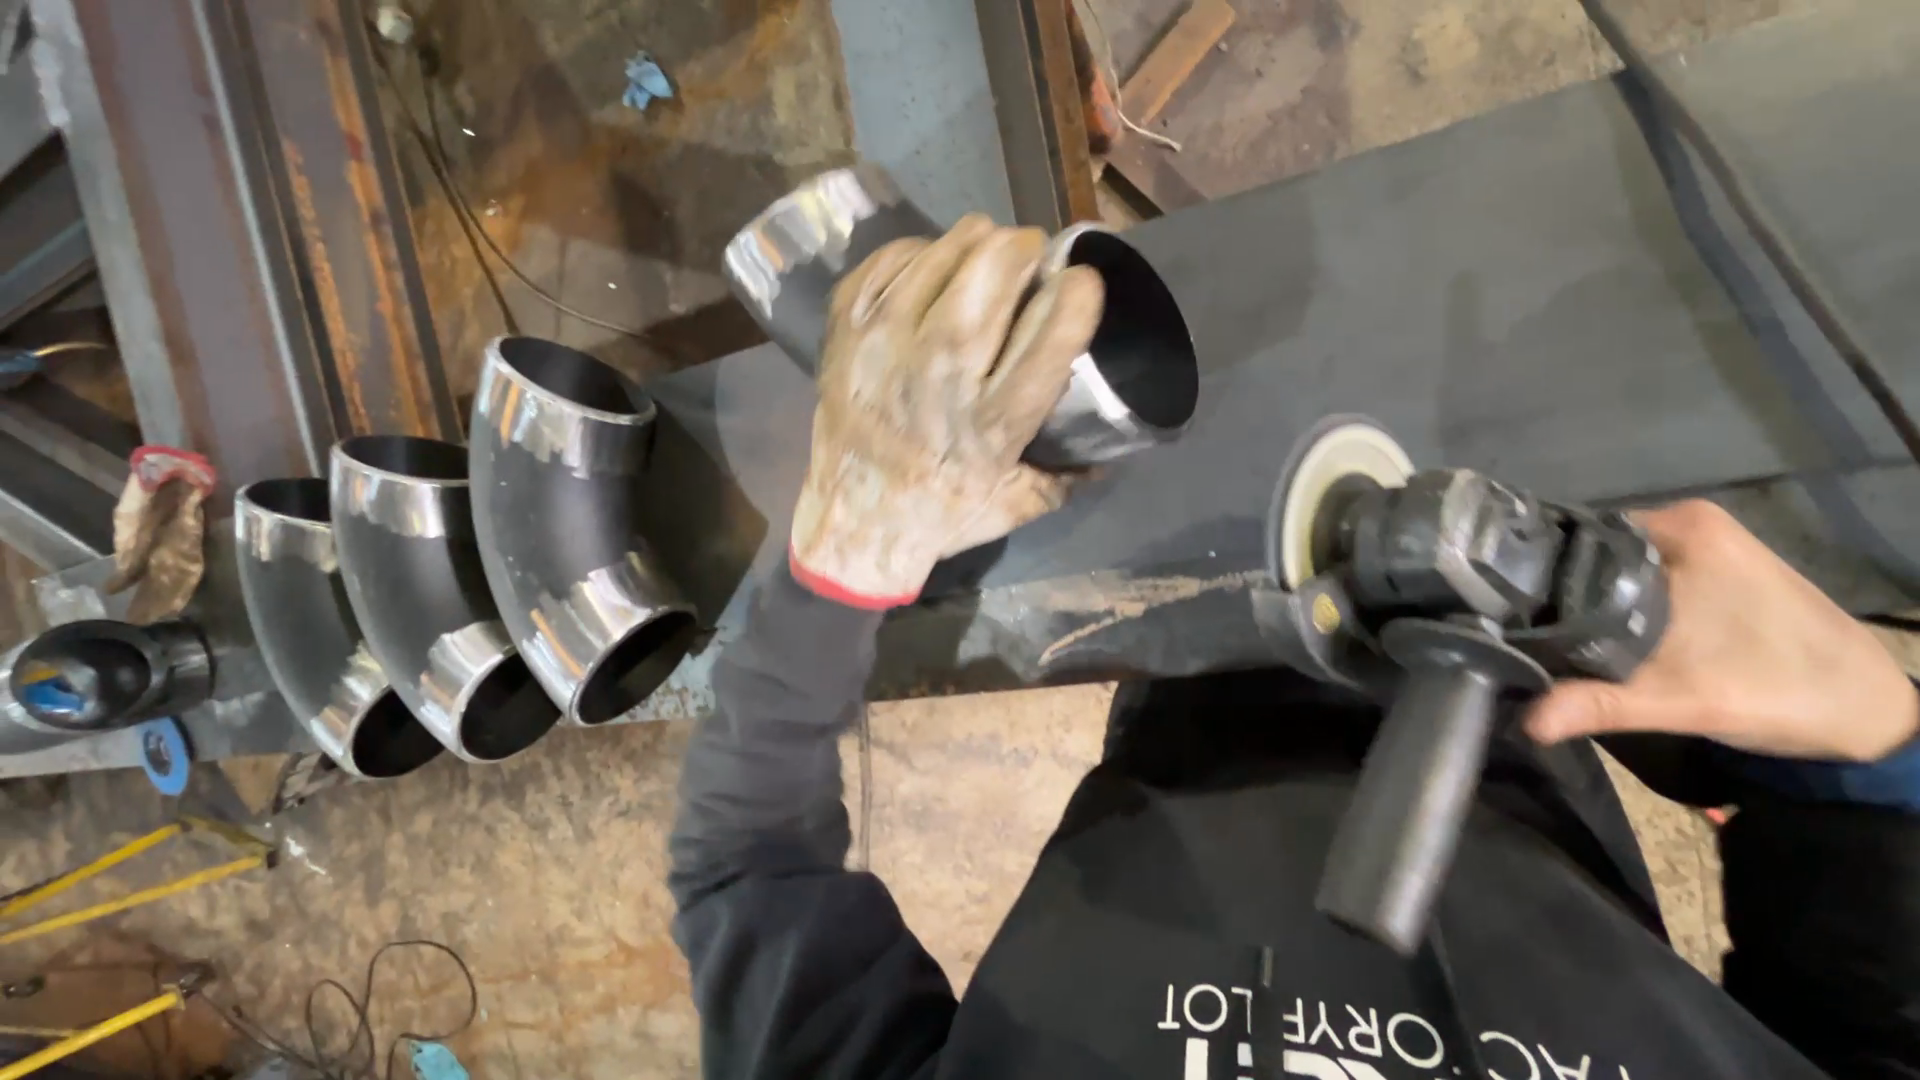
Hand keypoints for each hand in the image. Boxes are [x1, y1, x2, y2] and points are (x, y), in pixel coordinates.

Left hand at [789, 215, 1103, 608]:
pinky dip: (923, 255)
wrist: (852, 520)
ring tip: (982, 264)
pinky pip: (897, 256)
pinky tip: (932, 275)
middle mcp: (941, 371)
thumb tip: (1109, 450)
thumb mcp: (1017, 503)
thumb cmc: (940, 514)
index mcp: (994, 419)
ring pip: (948, 249)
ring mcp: (887, 342)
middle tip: (1026, 264)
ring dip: (977, 245)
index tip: (1078, 283)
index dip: (1078, 290)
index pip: (1052, 327)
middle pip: (996, 266)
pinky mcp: (847, 326)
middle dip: (1024, 250)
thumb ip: (1068, 474)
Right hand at [1526, 500, 1918, 761]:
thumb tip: (1526, 722)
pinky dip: (1609, 607)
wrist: (1870, 716)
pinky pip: (1633, 581)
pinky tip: (1587, 636)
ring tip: (1538, 636)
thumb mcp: (1682, 698)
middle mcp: (1685, 524)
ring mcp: (1698, 547)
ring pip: (1607, 570)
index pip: (1574, 539)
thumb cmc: (1782, 690)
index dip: (1533, 577)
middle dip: (1554, 593)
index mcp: (1681, 527)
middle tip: (1510, 631)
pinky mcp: (1706, 571)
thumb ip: (1601, 703)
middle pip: (1587, 554)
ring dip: (1578, 603)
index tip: (1497, 611)